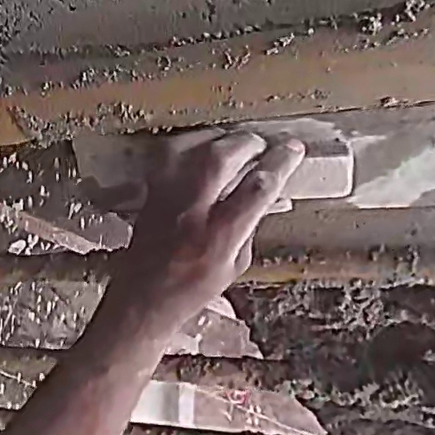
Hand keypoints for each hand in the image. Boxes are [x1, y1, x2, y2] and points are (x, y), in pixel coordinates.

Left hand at [97, 130, 304, 340]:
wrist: (142, 296)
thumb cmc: (191, 287)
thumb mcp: (234, 264)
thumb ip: (249, 225)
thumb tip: (265, 192)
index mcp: (218, 237)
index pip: (256, 188)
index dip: (279, 163)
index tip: (292, 148)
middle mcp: (190, 212)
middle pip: (220, 159)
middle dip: (248, 143)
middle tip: (262, 144)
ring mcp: (165, 198)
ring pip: (191, 149)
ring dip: (218, 138)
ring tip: (235, 141)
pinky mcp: (150, 191)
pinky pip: (169, 154)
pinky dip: (190, 144)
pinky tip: (202, 145)